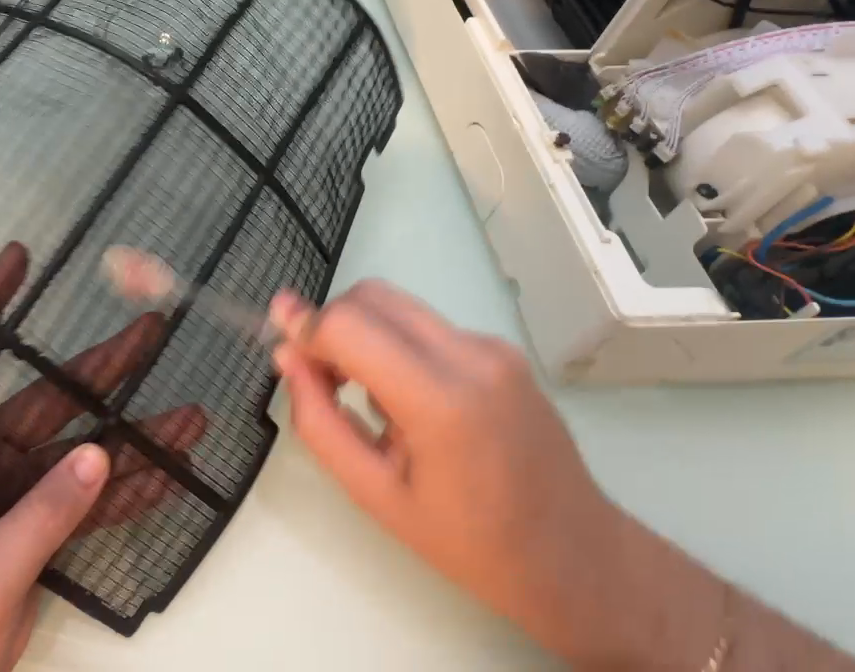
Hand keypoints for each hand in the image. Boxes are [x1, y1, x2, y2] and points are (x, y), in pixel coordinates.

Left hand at [0, 243, 207, 671]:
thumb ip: (39, 516)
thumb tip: (94, 456)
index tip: (16, 260)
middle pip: (46, 403)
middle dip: (100, 370)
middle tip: (150, 332)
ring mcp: (13, 501)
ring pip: (82, 455)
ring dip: (135, 438)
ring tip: (189, 416)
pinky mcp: (37, 536)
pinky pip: (90, 506)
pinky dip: (130, 494)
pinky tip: (171, 474)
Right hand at [271, 282, 854, 670]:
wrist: (577, 557)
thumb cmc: (470, 542)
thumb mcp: (375, 495)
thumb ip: (319, 420)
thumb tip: (287, 357)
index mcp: (442, 401)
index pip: (350, 325)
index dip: (303, 326)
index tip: (276, 339)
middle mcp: (472, 356)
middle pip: (372, 296)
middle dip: (330, 323)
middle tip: (316, 375)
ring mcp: (493, 347)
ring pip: (397, 305)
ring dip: (362, 332)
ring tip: (364, 397)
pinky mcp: (502, 349)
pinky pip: (425, 325)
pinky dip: (395, 344)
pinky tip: (404, 399)